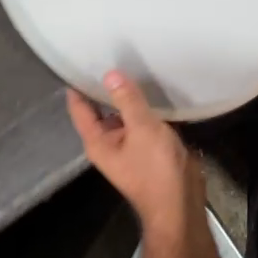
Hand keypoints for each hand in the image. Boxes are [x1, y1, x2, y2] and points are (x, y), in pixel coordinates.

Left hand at [67, 71, 201, 233]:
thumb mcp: (142, 128)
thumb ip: (127, 100)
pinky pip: (142, 122)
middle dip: (107, 87)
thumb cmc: (155, 167)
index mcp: (97, 141)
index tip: (83, 59)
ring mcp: (129, 146)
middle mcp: (109, 142)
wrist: (179, 202)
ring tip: (135, 66)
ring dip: (129, 97)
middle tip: (114, 55)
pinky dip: (146, 108)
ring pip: (124, 115)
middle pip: (101, 109)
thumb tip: (110, 73)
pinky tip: (156, 90)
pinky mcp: (149, 147)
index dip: (79, 85)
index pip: (80, 108)